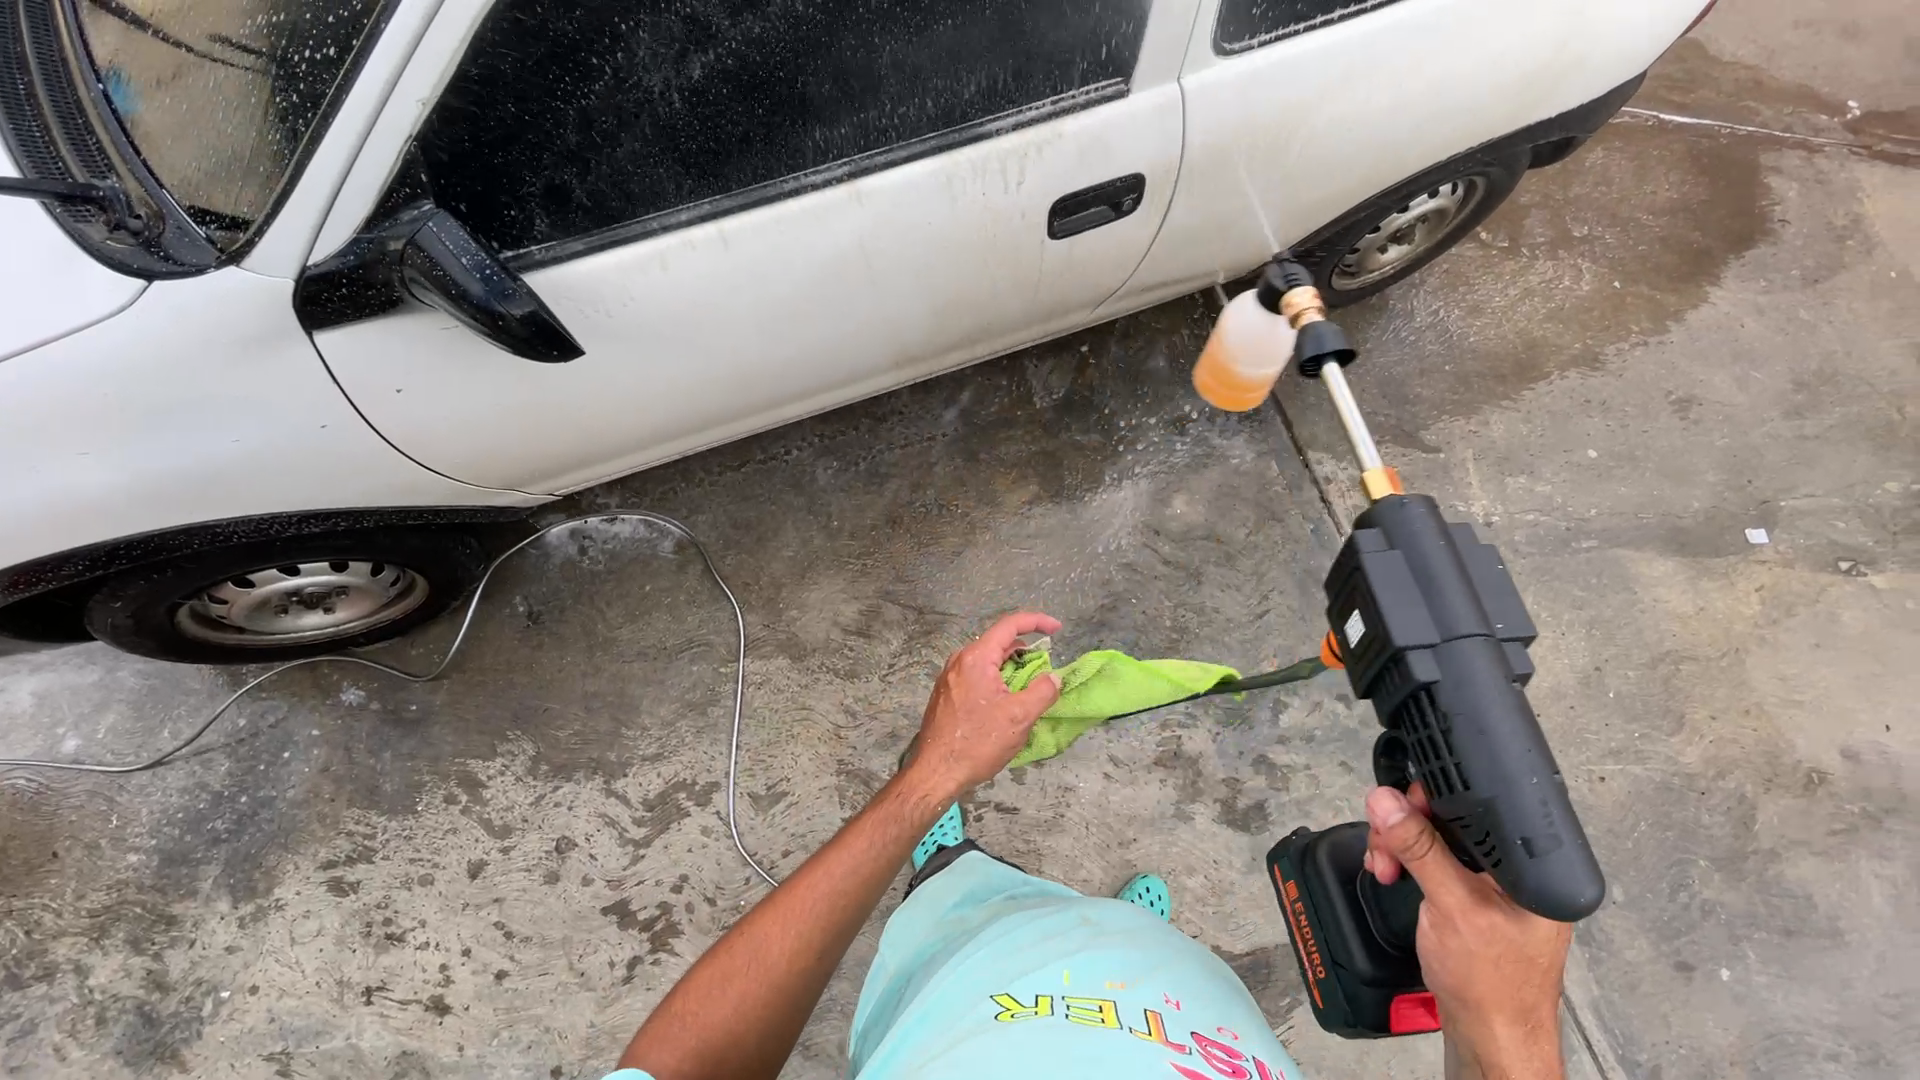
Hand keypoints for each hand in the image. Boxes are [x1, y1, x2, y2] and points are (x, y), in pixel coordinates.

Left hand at [904, 612, 1063, 801]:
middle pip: (998, 643)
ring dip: (1012, 669)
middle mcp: (959, 660)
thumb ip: (1042, 692)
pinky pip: (977, 675)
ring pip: (988, 661)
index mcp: (976, 658)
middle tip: (1046, 669)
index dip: (1037, 622)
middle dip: (1026, 652)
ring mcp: (950, 677)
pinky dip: (997, 680)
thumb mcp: (1019, 718)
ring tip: (1029, 689)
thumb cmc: (977, 743)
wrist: (936, 772)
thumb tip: (1053, 678)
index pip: (1010, 625)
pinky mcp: (947, 693)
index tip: (1057, 629)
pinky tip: (1006, 702)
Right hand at [1364, 785, 1570, 1079]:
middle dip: (1406, 826)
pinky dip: (1404, 862)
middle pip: (1449, 818)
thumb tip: (1383, 799)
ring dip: (1398, 845)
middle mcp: (1514, 867)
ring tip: (1383, 868)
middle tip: (1385, 850)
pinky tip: (1391, 873)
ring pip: (1433, 837)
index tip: (1398, 811)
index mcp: (1532, 864)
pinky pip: (1430, 860)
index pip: (1478, 805)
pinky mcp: (1468, 895)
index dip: (1432, 799)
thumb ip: (1419, 850)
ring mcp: (1490, 883)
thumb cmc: (1489, 981)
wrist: (1488, 1039)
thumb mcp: (1451, 906)